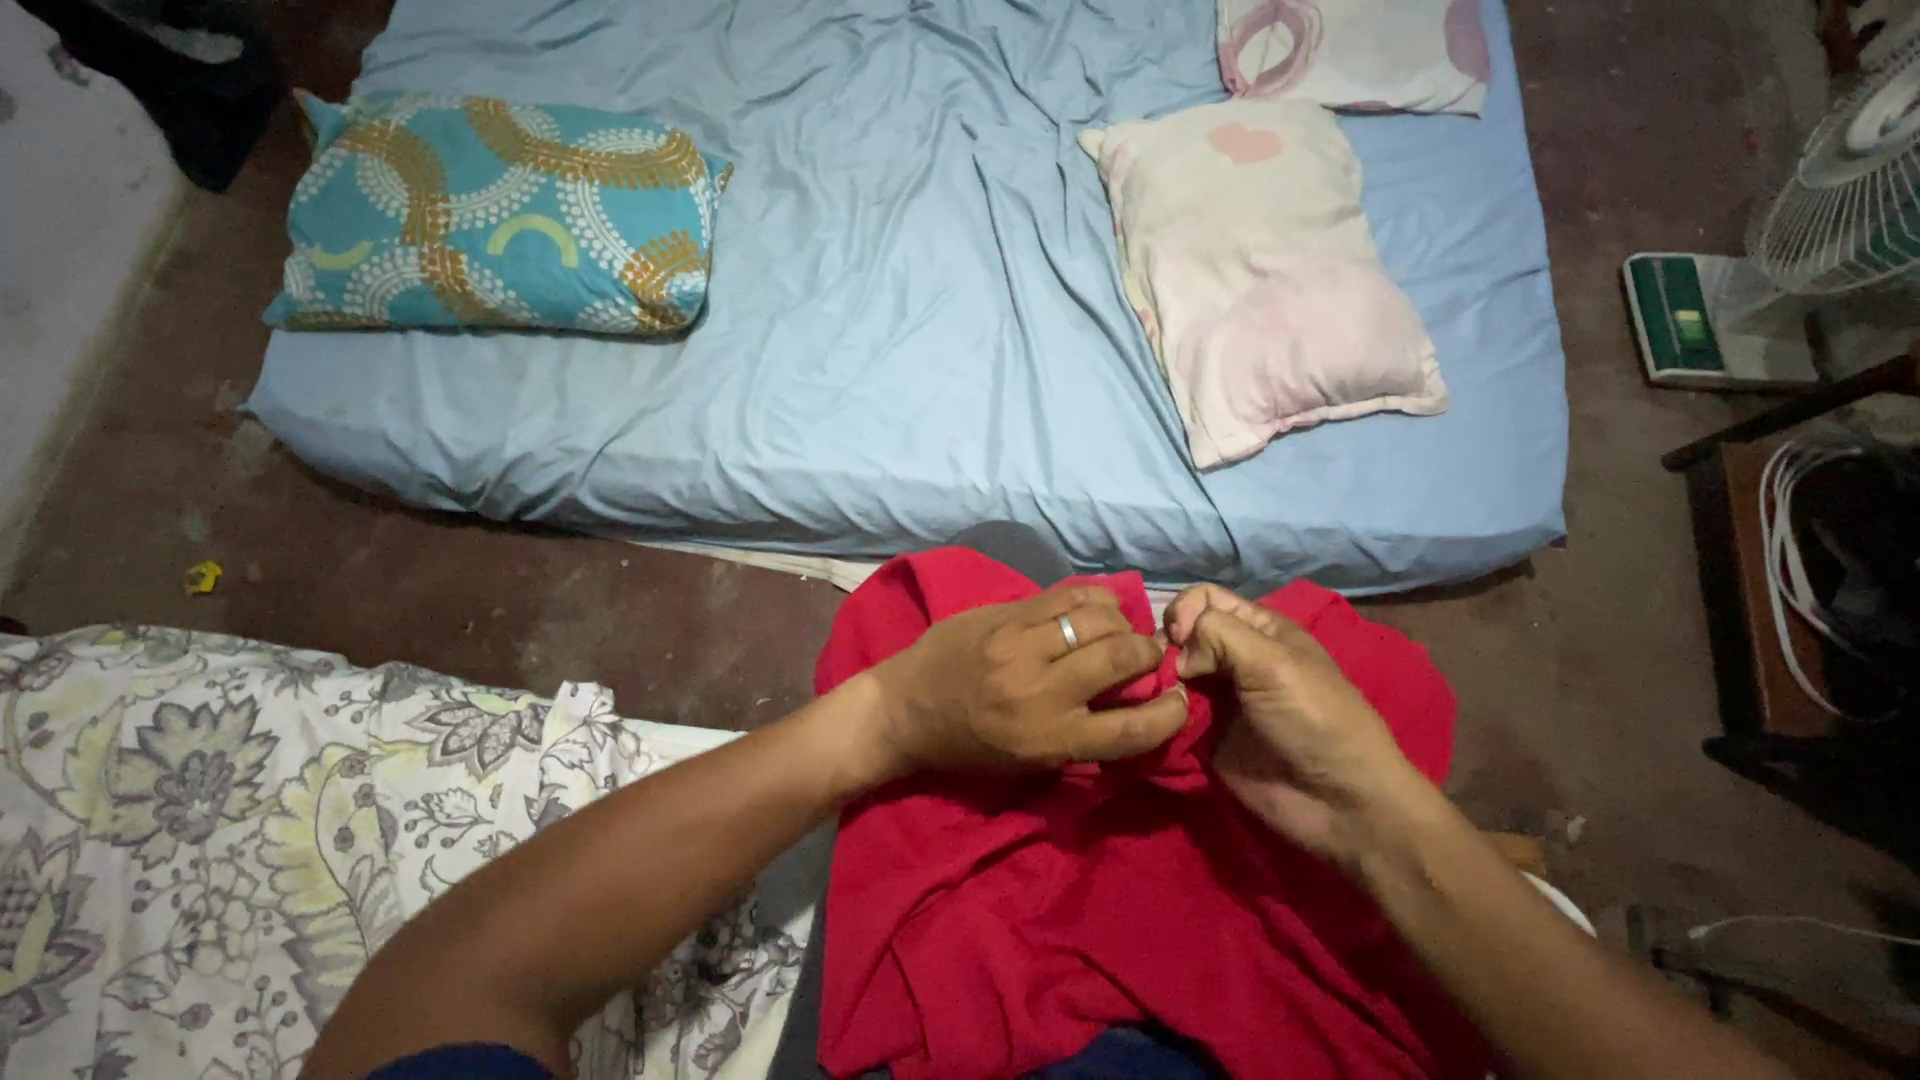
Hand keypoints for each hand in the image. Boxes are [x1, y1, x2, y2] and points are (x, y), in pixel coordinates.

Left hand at [869, 586, 1188, 774]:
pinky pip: (1066, 595)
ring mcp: (1019, 645)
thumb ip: (1082, 735)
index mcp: (1048, 740)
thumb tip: (1134, 702)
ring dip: (1121, 623)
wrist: (904, 709)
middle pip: (1121, 658)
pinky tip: (1094, 608)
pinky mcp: (1004, 614)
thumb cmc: (967, 746)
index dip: (1170, 713)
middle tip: (1145, 655)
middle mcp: (1039, 691)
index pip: (1131, 729)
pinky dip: (1093, 600)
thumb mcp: (1028, 762)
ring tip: (1117, 630)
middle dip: (1148, 653)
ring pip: (1098, 618)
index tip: (1179, 699)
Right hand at [1165, 585, 1427, 867]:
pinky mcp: (1204, 737)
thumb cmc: (1314, 720)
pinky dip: (1156, 715)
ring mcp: (1217, 699)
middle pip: (1180, 636)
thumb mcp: (1273, 661)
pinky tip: (1152, 721)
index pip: (1203, 599)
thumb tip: (1174, 652)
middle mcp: (1233, 659)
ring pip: (1169, 675)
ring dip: (1156, 683)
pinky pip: (1169, 716)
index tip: (1181, 642)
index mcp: (1258, 630)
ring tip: (1155, 700)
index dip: (1184, 612)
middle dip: (1164, 649)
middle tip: (1166, 676)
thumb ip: (1218, 634)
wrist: (1339, 803)